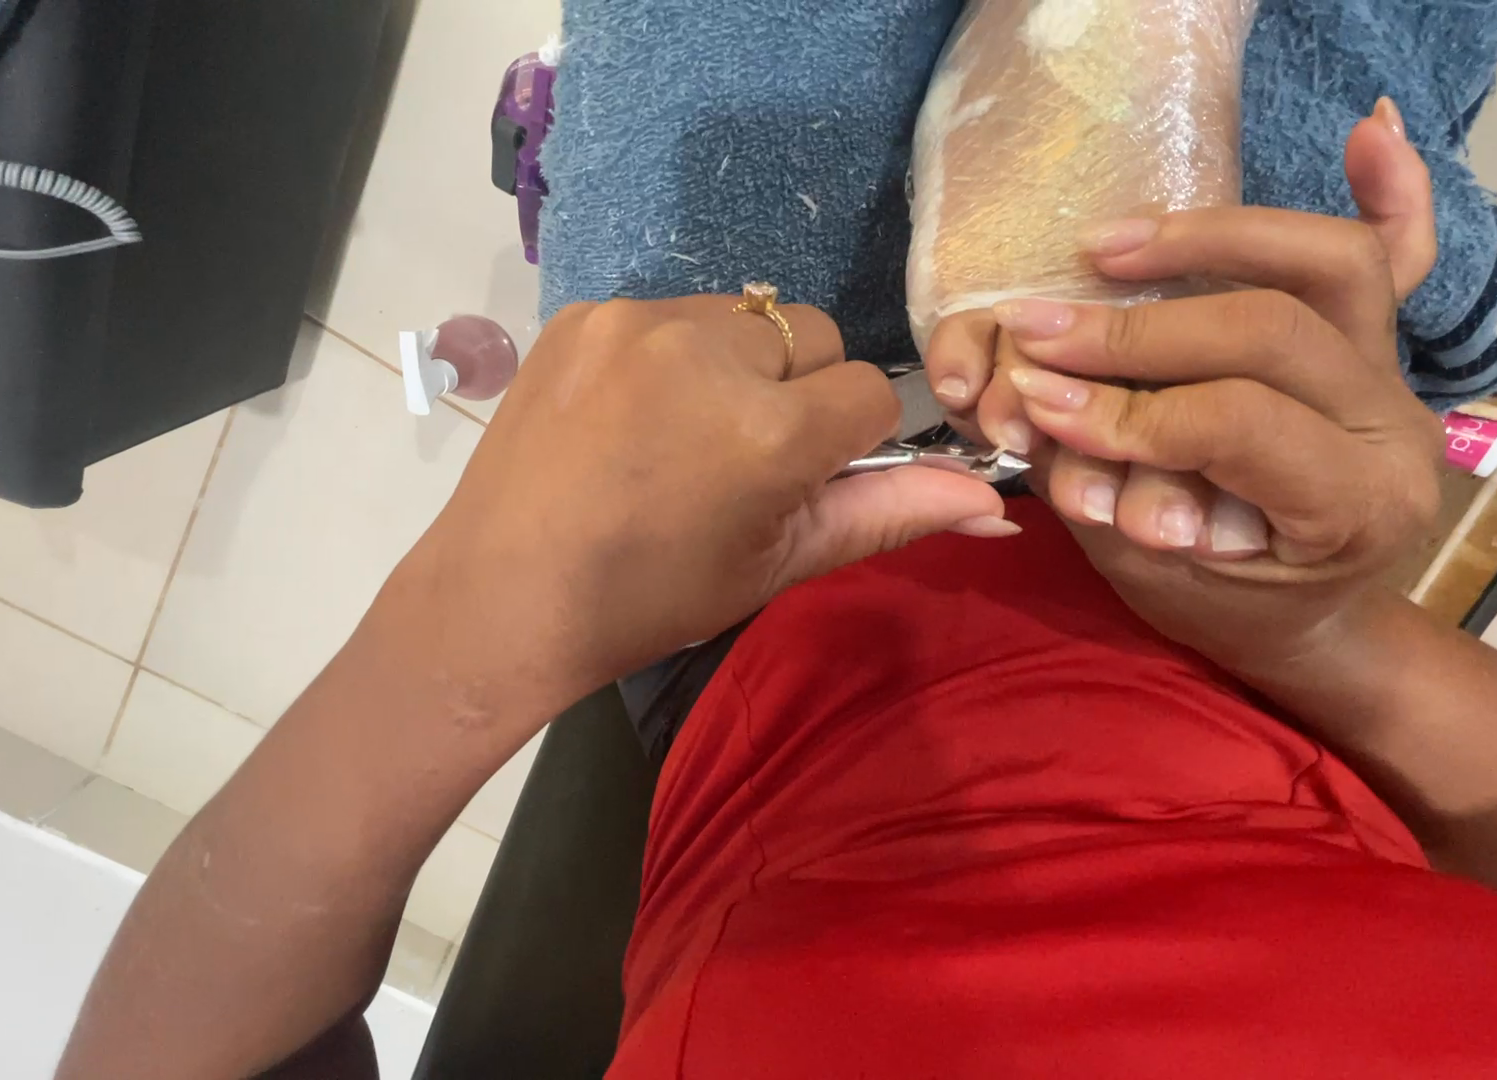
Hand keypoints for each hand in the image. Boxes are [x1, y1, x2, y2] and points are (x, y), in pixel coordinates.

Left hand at [402, 295, 1007, 699]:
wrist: (505, 594)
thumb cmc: (651, 598)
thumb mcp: (776, 566)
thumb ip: (886, 518)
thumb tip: (992, 500)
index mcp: (767, 429)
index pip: (867, 393)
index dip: (846, 441)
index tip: (796, 478)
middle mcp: (709, 348)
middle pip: (813, 337)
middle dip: (797, 392)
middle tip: (737, 457)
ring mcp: (637, 319)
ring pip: (745, 317)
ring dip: (738, 366)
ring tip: (680, 433)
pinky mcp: (586, 311)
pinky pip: (670, 314)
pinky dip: (674, 355)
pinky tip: (630, 415)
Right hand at [929, 101, 1444, 674]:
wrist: (1298, 617)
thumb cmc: (1220, 608)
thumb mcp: (1147, 572)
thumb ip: (1099, 484)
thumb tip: (1038, 402)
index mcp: (1347, 507)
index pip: (1233, 424)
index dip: (1127, 410)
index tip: (1037, 404)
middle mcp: (1392, 425)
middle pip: (1270, 330)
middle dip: (1137, 332)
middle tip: (1037, 329)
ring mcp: (1392, 375)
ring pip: (1326, 266)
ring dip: (1206, 240)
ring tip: (1103, 247)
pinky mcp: (1374, 350)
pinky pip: (1396, 260)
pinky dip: (1393, 191)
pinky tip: (1367, 132)